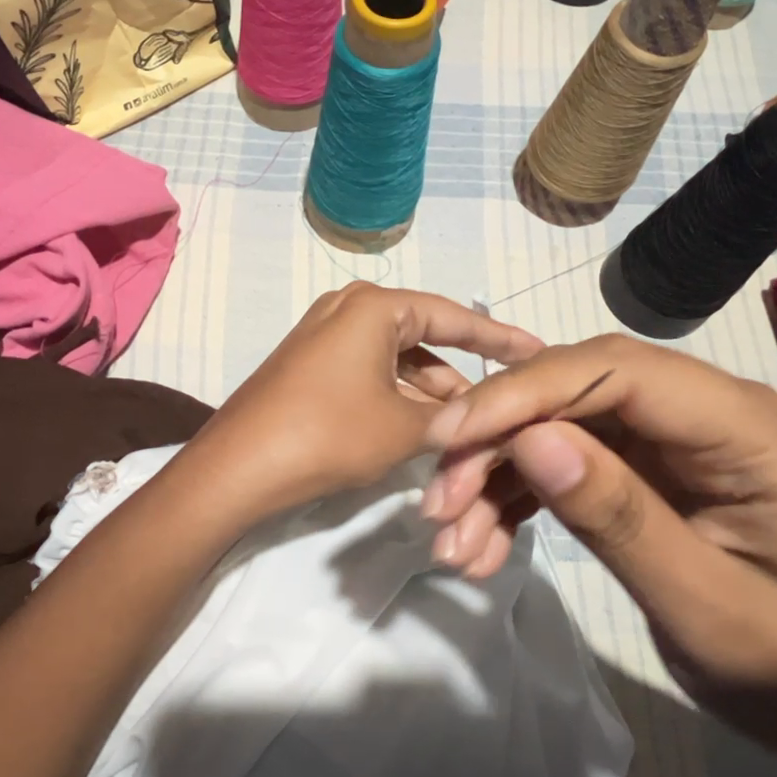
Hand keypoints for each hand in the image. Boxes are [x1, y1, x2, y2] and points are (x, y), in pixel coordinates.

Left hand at [186, 282, 542, 521]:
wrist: (237, 469)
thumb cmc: (327, 434)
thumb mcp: (404, 429)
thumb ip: (454, 420)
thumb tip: (484, 420)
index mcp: (374, 307)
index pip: (454, 316)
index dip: (500, 338)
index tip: (539, 350)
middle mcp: (348, 310)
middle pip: (425, 338)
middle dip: (463, 376)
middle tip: (506, 401)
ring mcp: (324, 339)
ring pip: (397, 363)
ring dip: (431, 396)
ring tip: (470, 429)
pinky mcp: (310, 369)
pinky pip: (371, 376)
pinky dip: (399, 401)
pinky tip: (424, 433)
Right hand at [420, 334, 776, 776]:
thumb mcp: (709, 611)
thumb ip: (620, 518)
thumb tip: (530, 438)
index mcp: (752, 432)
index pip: (619, 372)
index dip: (524, 392)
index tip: (450, 436)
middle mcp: (717, 416)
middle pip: (581, 392)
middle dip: (499, 439)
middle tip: (438, 504)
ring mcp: (687, 444)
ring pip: (567, 428)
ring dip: (500, 477)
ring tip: (452, 543)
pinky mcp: (663, 474)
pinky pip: (579, 466)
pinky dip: (525, 501)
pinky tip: (485, 546)